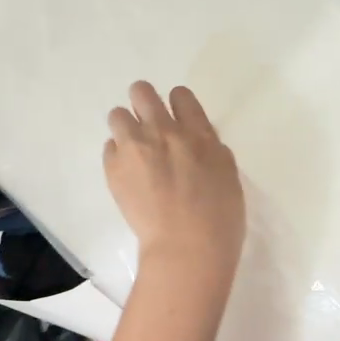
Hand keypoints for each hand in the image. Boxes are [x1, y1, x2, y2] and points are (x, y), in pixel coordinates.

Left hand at [104, 81, 244, 272]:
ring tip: (136, 154)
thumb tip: (198, 144)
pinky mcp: (114, 168)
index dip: (178, 106)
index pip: (180, 95)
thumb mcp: (230, 178)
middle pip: (141, 91)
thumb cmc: (220, 221)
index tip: (179, 123)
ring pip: (117, 114)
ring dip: (126, 129)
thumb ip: (212, 152)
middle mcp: (163, 131)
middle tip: (151, 130)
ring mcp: (134, 147)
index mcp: (198, 134)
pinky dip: (119, 157)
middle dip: (144, 105)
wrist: (188, 249)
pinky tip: (131, 178)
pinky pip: (109, 147)